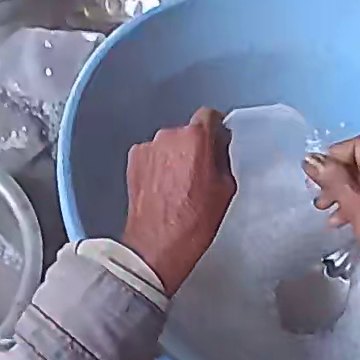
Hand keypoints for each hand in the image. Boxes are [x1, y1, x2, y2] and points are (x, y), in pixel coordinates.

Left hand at [121, 108, 236, 293]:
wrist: (157, 244)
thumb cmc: (192, 221)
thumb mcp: (226, 188)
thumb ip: (223, 159)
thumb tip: (219, 149)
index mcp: (195, 138)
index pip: (209, 115)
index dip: (215, 128)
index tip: (217, 140)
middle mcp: (168, 136)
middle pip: (187, 131)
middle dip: (195, 146)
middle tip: (200, 172)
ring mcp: (147, 148)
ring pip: (169, 144)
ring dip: (175, 156)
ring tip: (180, 185)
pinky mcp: (133, 160)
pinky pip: (152, 155)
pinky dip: (158, 165)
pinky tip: (164, 188)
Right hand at [303, 136, 359, 316]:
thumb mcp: (358, 209)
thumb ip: (333, 180)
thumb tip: (312, 160)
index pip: (359, 146)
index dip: (333, 157)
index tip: (315, 174)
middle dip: (336, 175)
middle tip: (318, 192)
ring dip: (343, 190)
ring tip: (325, 207)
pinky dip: (355, 202)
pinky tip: (340, 219)